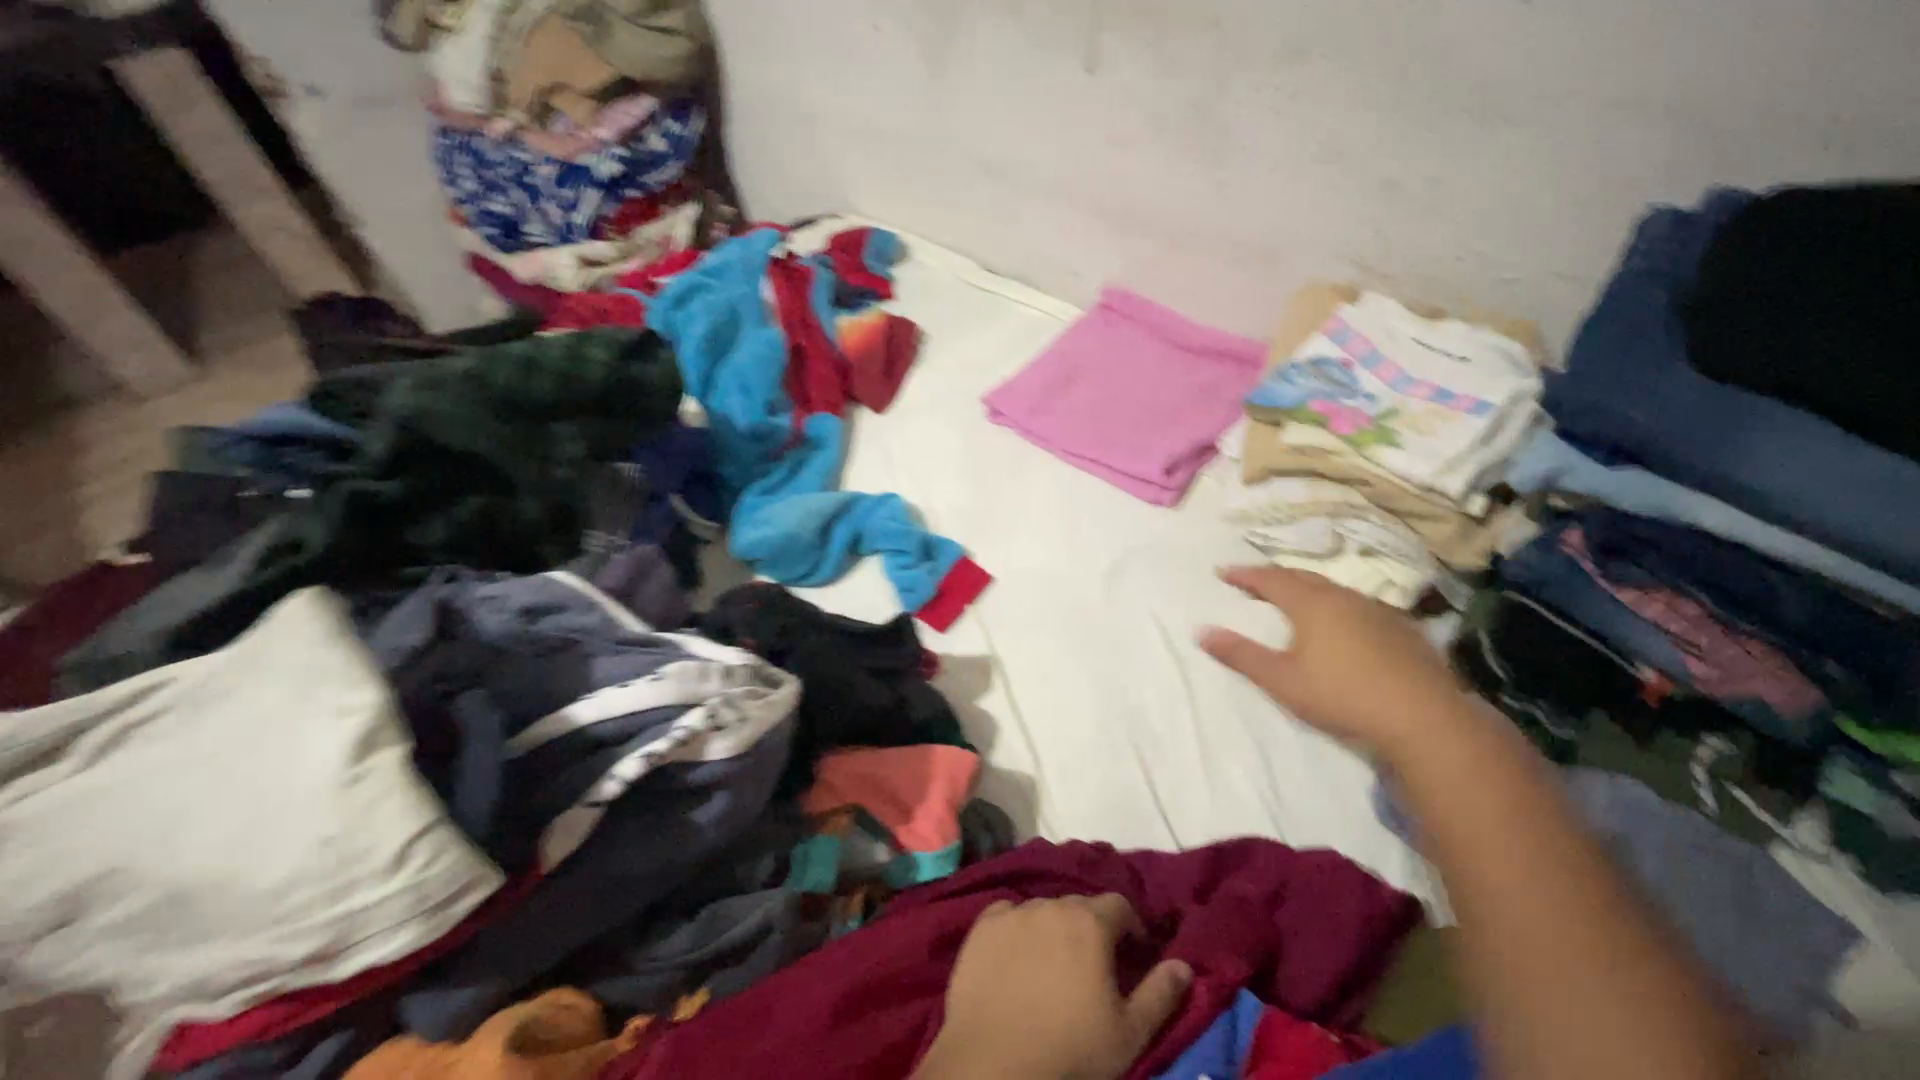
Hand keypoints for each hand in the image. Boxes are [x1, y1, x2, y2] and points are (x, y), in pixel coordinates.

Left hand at [915, 895, 1192, 1079]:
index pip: (1120, 905)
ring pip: (1042, 910)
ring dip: (1054, 928)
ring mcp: (1011, 914)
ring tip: (1054, 963)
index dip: (1131, 928)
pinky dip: (1016, 929)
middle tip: (1095, 964)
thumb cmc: (1070, 1049)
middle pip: (1080, 906)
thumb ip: (1161, 993)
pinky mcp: (980, 929)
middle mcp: (1050, 905)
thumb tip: (1184, 965)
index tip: (1134, 955)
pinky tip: (1016, 956)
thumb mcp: (1129, 1032)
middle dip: (1093, 928)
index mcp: (1090, 922)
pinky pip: (1006, 916)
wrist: (993, 1063)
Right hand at [1198, 565, 1479, 761]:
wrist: (1422, 717)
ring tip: (1296, 601)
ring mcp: (1378, 611)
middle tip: (1256, 581)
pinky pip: (1361, 608)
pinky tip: (1344, 627)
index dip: (1245, 575)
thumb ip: (1241, 655)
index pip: (1271, 579)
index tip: (1224, 572)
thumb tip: (1202, 632)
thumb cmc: (1342, 696)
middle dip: (1276, 577)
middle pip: (1304, 577)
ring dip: (1311, 591)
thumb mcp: (1281, 681)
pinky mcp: (1403, 629)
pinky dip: (1340, 609)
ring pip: (1336, 591)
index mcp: (1312, 604)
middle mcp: (1345, 597)